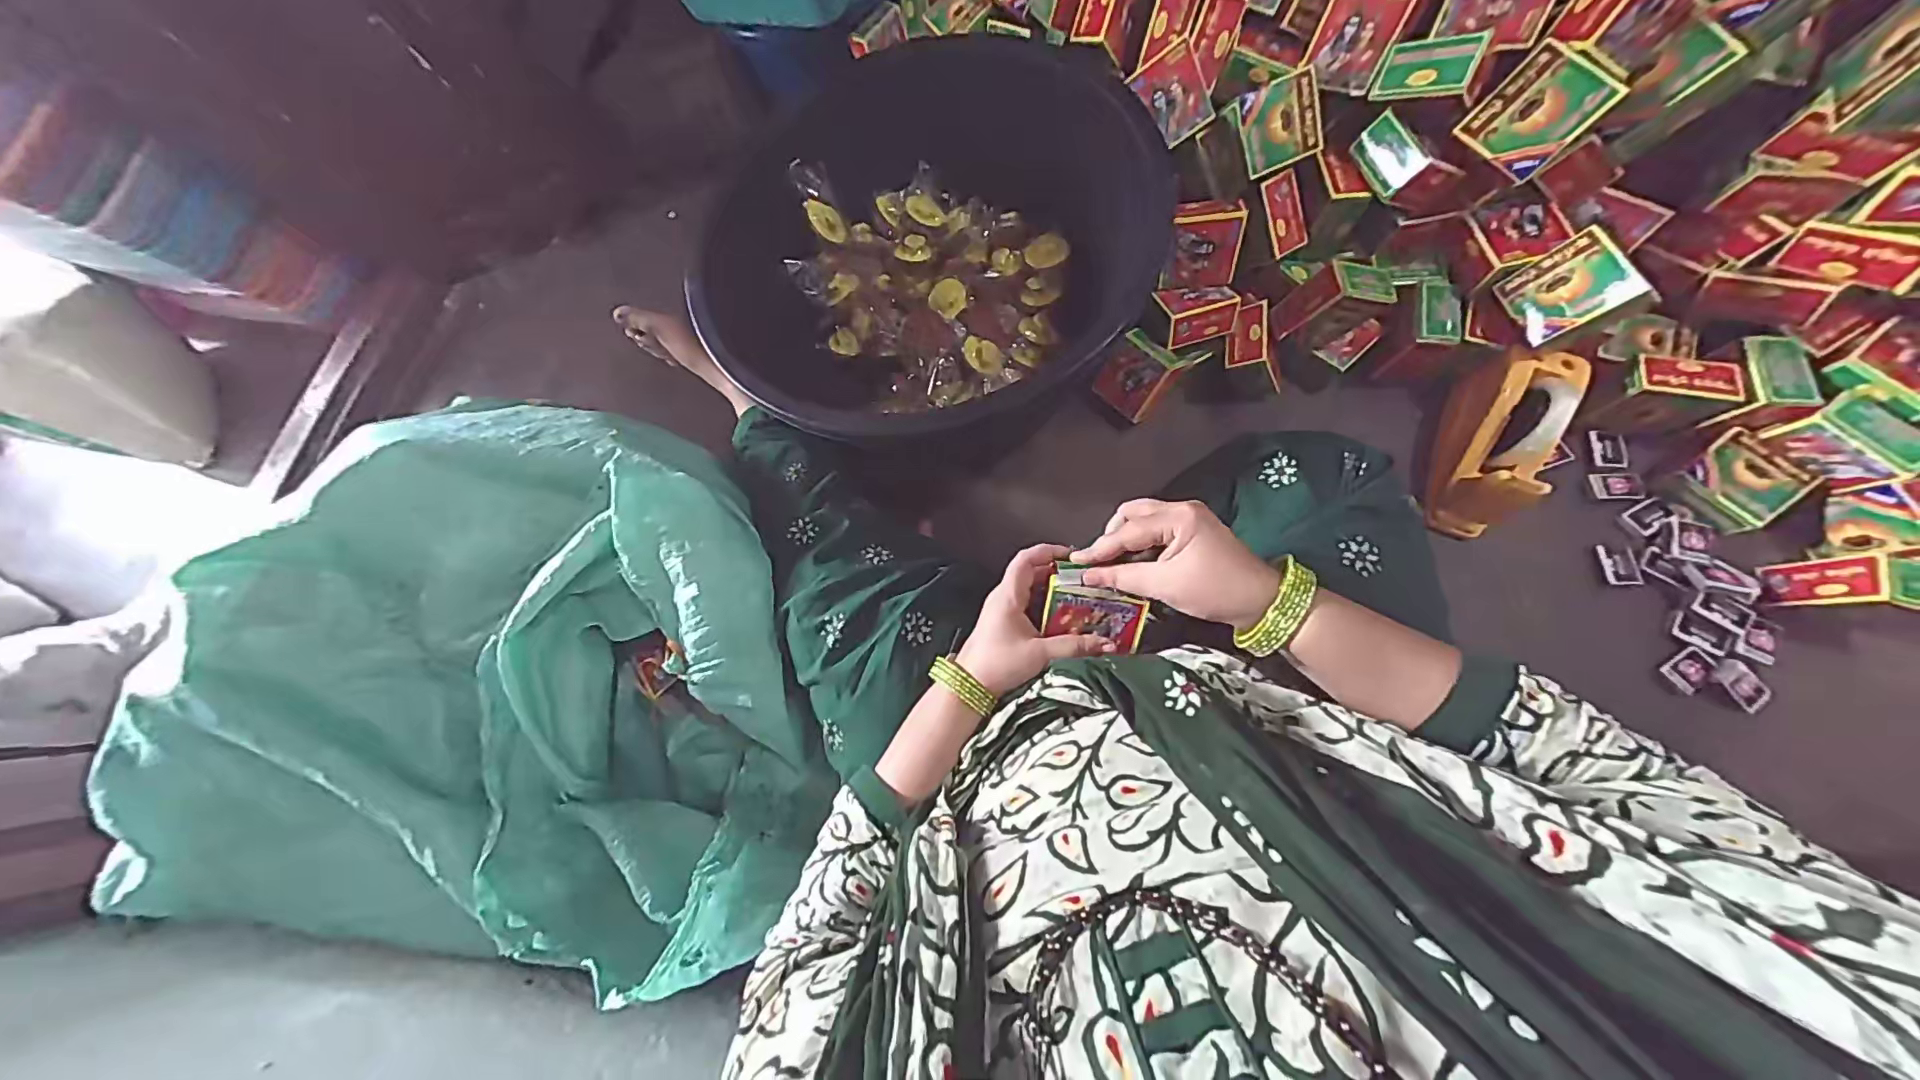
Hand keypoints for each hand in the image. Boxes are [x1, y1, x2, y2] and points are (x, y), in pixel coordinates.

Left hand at [954, 544, 1116, 696]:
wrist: (971, 684)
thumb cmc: (996, 664)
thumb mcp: (1040, 653)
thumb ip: (1074, 646)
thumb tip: (1102, 643)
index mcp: (1008, 596)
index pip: (1026, 559)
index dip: (1049, 551)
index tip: (1070, 555)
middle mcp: (1003, 597)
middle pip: (1031, 572)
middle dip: (1057, 573)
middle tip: (1080, 580)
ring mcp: (1002, 608)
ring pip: (1030, 588)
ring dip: (1052, 590)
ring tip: (1076, 597)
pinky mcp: (1004, 621)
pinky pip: (1027, 604)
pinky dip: (1044, 605)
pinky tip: (1060, 617)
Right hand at [1072, 500, 1279, 631]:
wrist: (1262, 601)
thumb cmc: (1215, 591)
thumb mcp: (1165, 585)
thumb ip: (1123, 577)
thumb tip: (1088, 576)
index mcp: (1178, 517)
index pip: (1128, 531)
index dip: (1100, 549)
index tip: (1076, 563)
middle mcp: (1182, 509)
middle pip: (1132, 514)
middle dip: (1112, 536)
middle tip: (1098, 561)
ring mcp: (1189, 518)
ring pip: (1143, 519)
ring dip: (1125, 538)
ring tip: (1112, 561)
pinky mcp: (1192, 531)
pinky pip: (1156, 529)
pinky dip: (1140, 542)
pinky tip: (1132, 560)